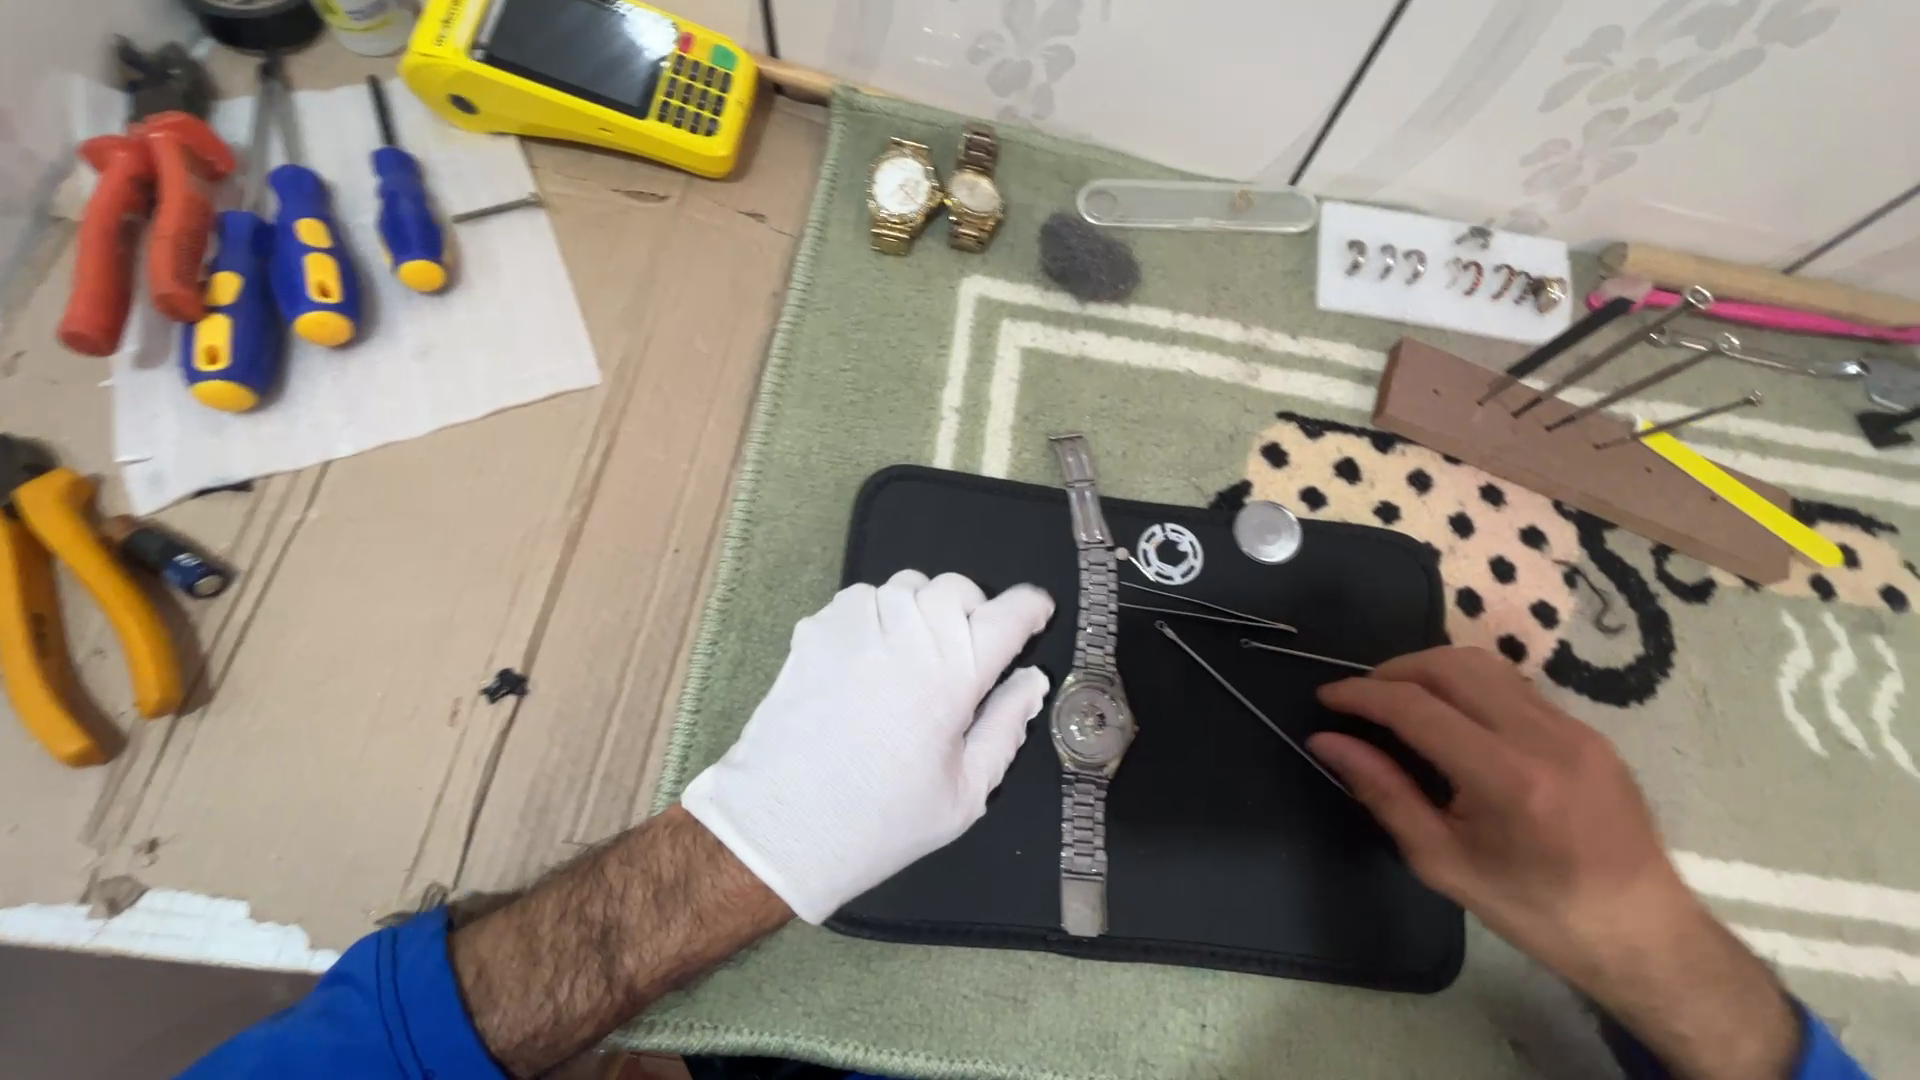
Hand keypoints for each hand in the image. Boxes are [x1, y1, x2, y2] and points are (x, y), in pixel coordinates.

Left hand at [684, 570, 1052, 923]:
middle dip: (975, 609)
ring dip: (924, 608)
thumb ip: (1006, 727)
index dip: (1032, 607)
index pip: (1009, 613)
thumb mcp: (965, 794)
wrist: (780, 830)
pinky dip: (876, 613)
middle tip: (968, 649)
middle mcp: (907, 636)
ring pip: (907, 584)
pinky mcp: (815, 629)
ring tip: (915, 652)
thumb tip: (1032, 680)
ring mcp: (856, 627)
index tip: (1036, 614)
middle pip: (957, 587)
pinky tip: (869, 656)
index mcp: (953, 676)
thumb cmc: (880, 822)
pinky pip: (860, 597)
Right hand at [1311, 647, 1798, 1079]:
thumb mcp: (1441, 861)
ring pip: (1482, 664)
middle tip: (1359, 698)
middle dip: (1390, 672)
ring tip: (1397, 698)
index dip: (1360, 694)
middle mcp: (1543, 737)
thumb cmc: (1535, 909)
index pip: (1415, 706)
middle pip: (1448, 666)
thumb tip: (1326, 741)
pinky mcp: (1587, 730)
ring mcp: (1573, 728)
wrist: (1645, 935)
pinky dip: (1465, 684)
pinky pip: (1511, 684)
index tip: (1326, 699)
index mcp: (1507, 778)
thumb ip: (1381, 791)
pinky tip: (1449, 715)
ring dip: (1427, 670)